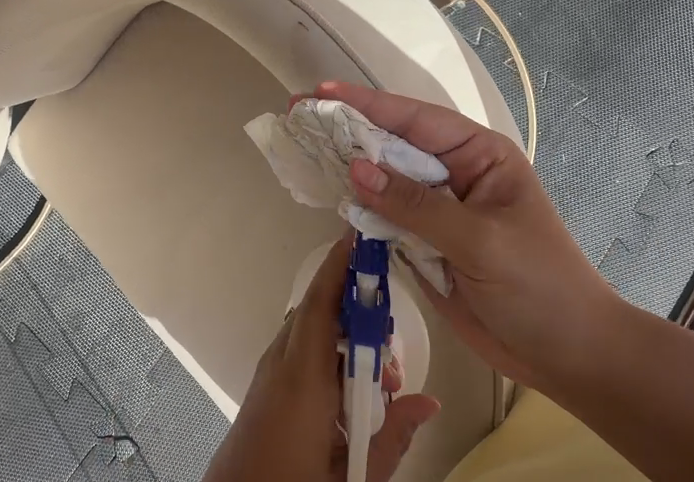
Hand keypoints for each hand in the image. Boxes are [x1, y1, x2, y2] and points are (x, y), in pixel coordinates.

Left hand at [204, 233, 439, 481]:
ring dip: (344, 336)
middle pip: (318, 312)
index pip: (320, 304)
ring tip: (380, 374)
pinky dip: (329, 353)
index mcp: (302, 378)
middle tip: (391, 335)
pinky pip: (300, 351)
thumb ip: (392, 437)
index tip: (360, 235)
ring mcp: (269, 374)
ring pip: (310, 332)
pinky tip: (353, 388)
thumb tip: (427, 400)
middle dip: (356, 307)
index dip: (339, 266)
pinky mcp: (266, 388)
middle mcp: (281, 364)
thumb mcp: (355, 473)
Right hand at [320, 81, 623, 393]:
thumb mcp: (479, 241)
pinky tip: (328, 197)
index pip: (417, 120)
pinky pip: (384, 218)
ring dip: (347, 169)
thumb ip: (416, 205)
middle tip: (298, 118)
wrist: (570, 357)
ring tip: (303, 151)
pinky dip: (357, 210)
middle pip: (393, 145)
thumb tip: (355, 168)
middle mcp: (456, 174)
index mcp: (480, 156)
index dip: (368, 104)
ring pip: (384, 181)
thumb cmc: (539, 286)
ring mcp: (439, 210)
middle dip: (349, 132)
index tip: (322, 94)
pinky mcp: (426, 244)